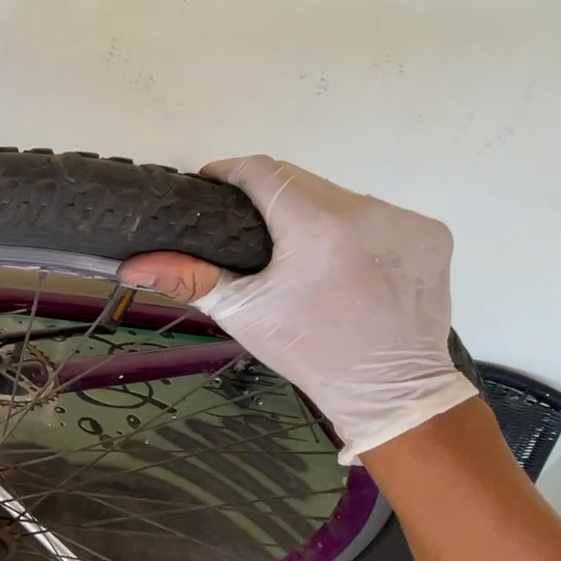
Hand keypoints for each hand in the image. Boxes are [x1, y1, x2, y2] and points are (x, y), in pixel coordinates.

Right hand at [117, 155, 476, 462]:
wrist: (390, 389)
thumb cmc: (307, 350)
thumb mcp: (240, 313)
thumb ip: (187, 278)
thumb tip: (129, 266)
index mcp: (315, 227)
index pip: (262, 171)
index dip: (229, 171)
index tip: (210, 184)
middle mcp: (365, 210)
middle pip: (301, 181)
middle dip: (269, 194)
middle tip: (244, 226)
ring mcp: (405, 219)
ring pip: (338, 196)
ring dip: (311, 210)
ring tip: (293, 247)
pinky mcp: (431, 233)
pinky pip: (376, 214)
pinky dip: (352, 228)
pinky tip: (342, 260)